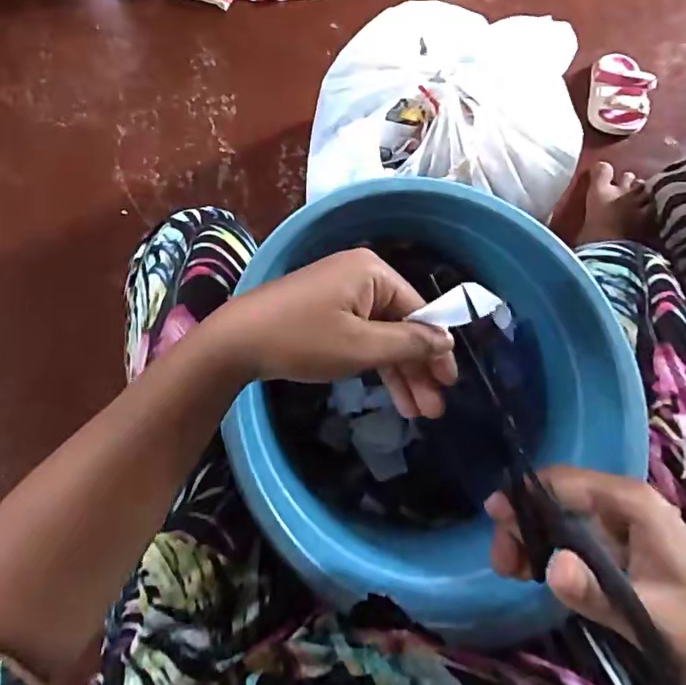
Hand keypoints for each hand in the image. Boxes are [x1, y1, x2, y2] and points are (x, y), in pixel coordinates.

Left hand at [191, 249, 458, 416]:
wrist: (236, 340)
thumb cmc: (302, 339)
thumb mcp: (360, 347)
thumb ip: (408, 343)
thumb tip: (447, 339)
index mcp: (373, 271)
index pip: (420, 310)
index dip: (437, 350)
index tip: (450, 386)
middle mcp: (361, 274)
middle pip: (403, 323)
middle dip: (418, 368)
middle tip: (434, 411)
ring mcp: (341, 291)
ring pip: (383, 333)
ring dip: (399, 372)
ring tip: (418, 412)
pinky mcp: (326, 308)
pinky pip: (361, 333)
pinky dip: (374, 362)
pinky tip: (392, 392)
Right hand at [488, 468, 685, 684]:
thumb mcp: (652, 618)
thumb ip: (597, 592)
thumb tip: (548, 566)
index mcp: (634, 504)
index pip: (564, 482)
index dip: (524, 495)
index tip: (492, 518)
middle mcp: (627, 507)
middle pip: (560, 499)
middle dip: (526, 523)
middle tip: (502, 562)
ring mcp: (628, 532)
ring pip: (566, 522)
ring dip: (536, 540)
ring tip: (514, 572)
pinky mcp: (629, 557)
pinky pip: (581, 544)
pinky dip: (556, 556)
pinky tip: (539, 576)